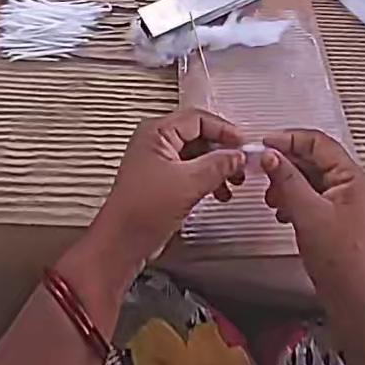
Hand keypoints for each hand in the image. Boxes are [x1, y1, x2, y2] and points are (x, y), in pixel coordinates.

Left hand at [93, 109, 246, 263]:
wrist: (121, 245)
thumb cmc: (141, 210)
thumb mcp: (187, 183)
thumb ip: (217, 165)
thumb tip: (237, 155)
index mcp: (157, 132)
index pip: (197, 119)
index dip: (223, 130)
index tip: (242, 144)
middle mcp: (156, 142)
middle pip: (198, 136)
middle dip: (222, 151)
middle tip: (241, 164)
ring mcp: (159, 161)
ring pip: (197, 155)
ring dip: (217, 167)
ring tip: (234, 182)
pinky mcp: (163, 181)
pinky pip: (191, 171)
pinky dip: (208, 179)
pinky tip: (219, 193)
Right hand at [259, 130, 364, 320]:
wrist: (357, 307)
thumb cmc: (345, 266)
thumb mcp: (309, 214)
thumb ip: (287, 180)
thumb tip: (271, 155)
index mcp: (352, 178)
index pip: (318, 142)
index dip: (289, 139)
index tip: (266, 143)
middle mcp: (351, 187)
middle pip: (313, 159)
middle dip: (286, 162)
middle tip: (263, 164)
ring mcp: (344, 204)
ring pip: (310, 178)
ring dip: (287, 181)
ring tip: (271, 191)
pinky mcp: (335, 220)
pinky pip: (310, 196)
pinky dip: (293, 197)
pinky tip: (281, 208)